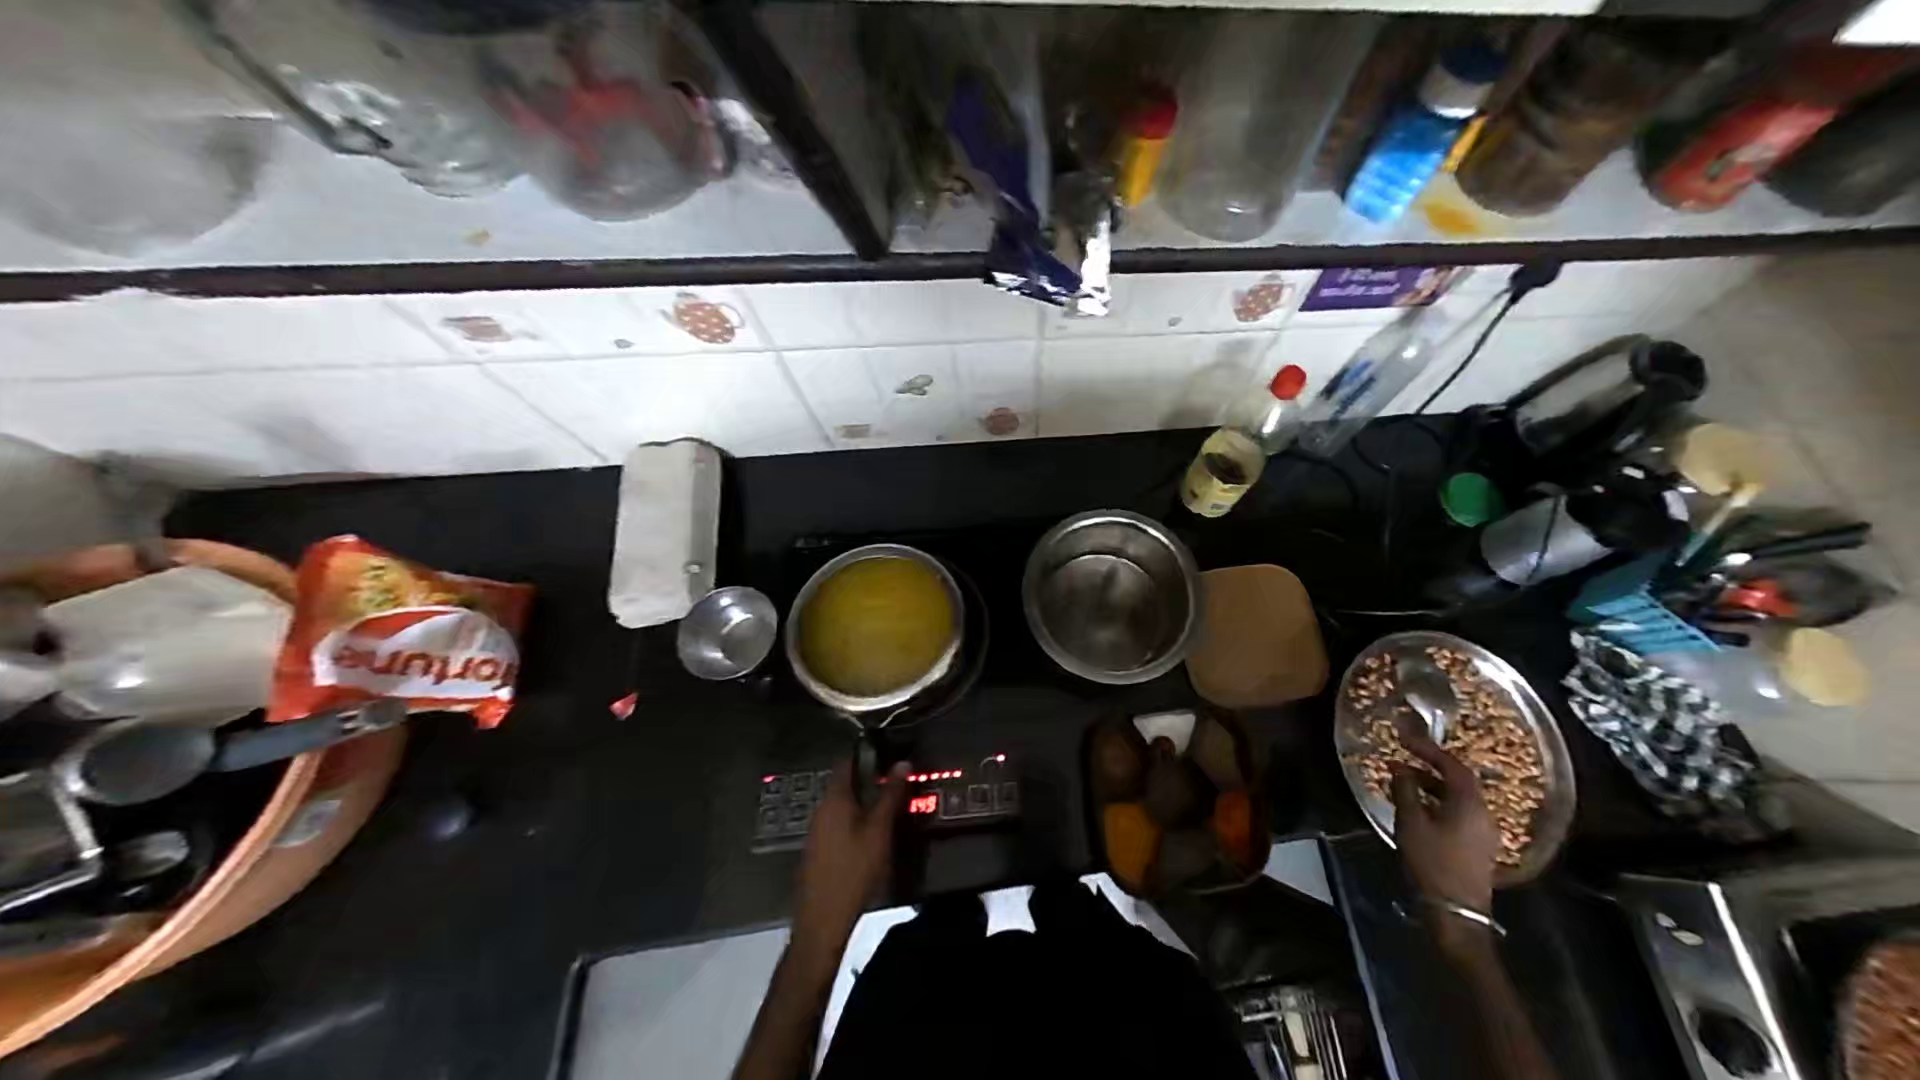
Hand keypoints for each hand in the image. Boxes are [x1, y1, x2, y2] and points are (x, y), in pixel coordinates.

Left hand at [794, 761, 907, 943]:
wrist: (824, 919)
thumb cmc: (855, 870)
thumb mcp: (880, 830)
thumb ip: (891, 795)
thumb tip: (902, 763)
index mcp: (835, 799)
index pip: (846, 763)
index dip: (866, 755)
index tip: (888, 754)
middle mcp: (821, 810)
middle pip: (845, 785)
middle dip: (868, 781)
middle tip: (895, 784)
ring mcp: (816, 831)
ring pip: (842, 806)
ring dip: (862, 803)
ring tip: (888, 810)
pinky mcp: (817, 851)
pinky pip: (837, 824)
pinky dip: (854, 822)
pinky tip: (870, 836)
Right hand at [1391, 726, 1497, 917]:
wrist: (1455, 911)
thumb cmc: (1431, 861)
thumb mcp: (1411, 822)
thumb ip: (1406, 791)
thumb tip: (1401, 769)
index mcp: (1470, 805)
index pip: (1453, 766)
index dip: (1429, 750)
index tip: (1405, 740)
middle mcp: (1484, 814)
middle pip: (1459, 781)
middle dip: (1430, 767)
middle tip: (1404, 757)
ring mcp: (1484, 832)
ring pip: (1458, 798)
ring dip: (1432, 785)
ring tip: (1404, 781)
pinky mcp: (1479, 845)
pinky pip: (1459, 812)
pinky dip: (1438, 801)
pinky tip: (1418, 806)